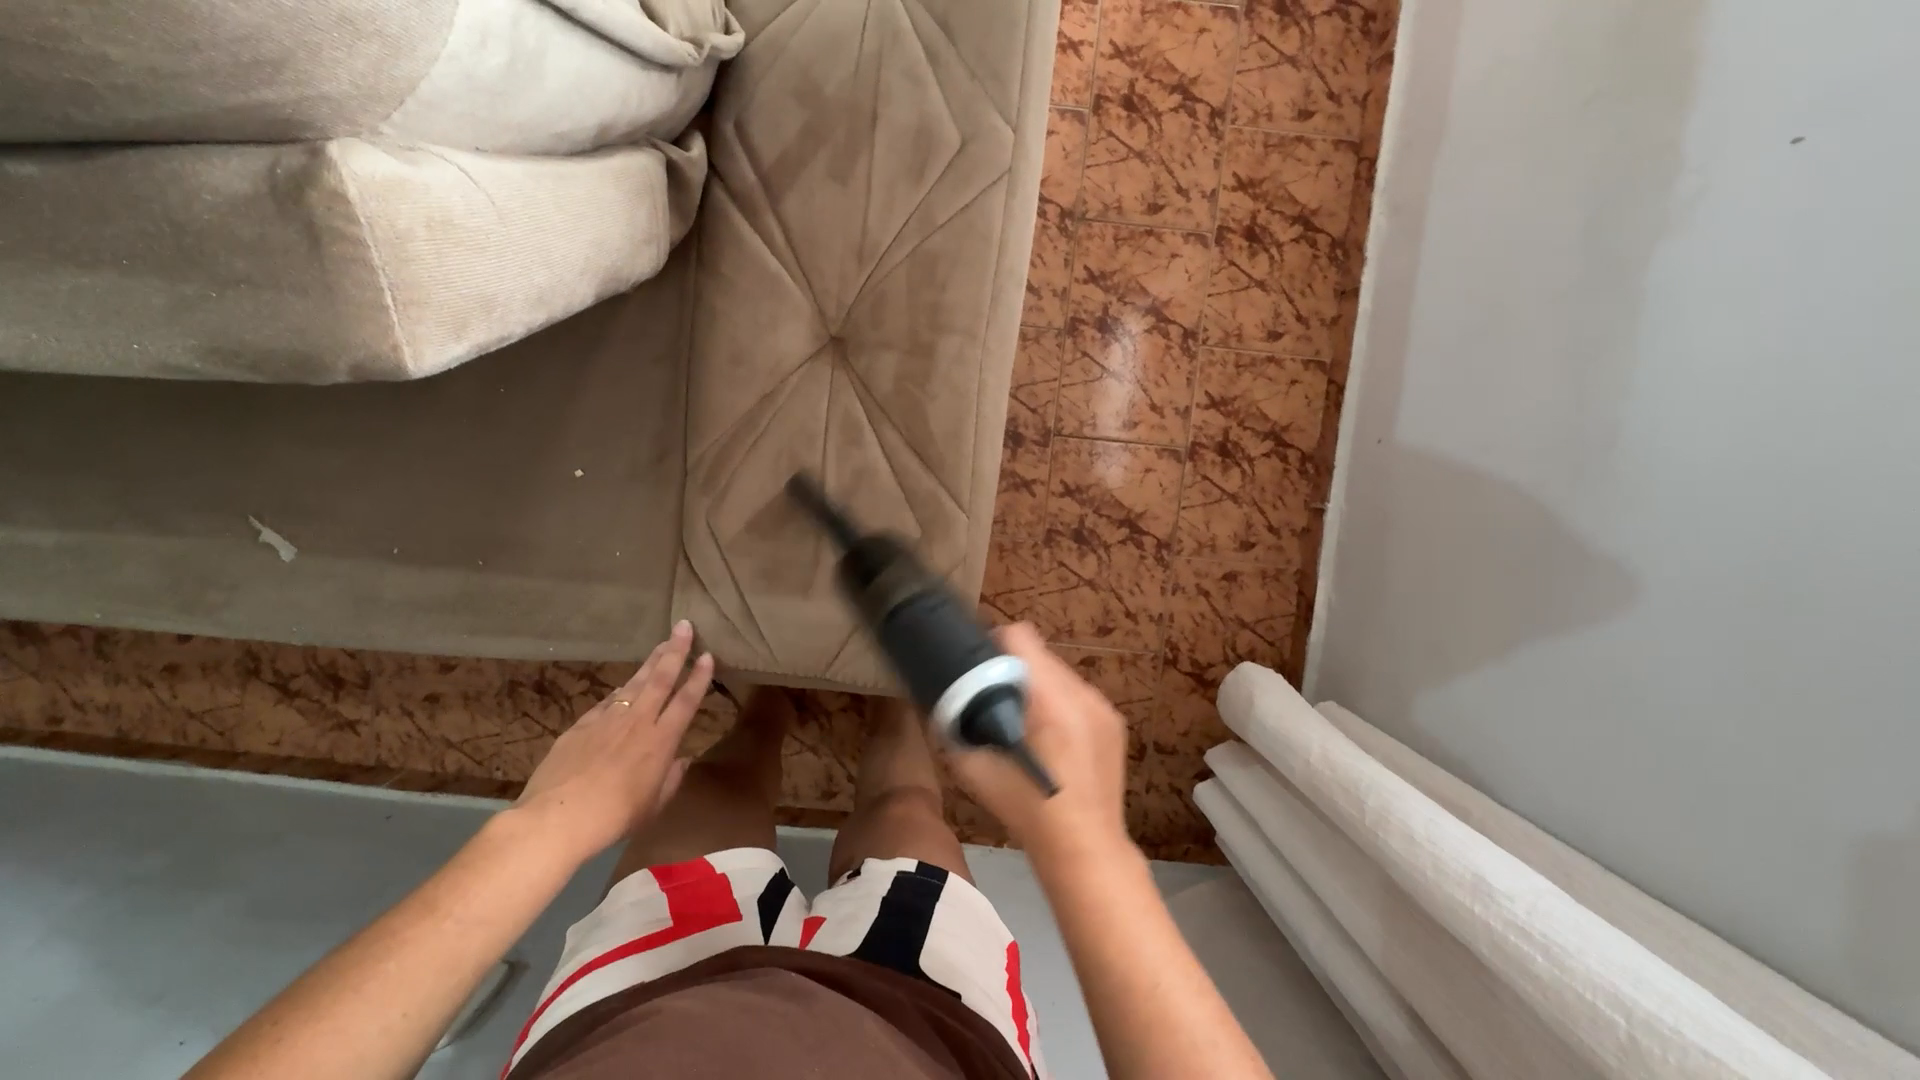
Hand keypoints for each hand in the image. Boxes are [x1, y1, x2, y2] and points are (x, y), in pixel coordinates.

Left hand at [511, 621, 712, 864]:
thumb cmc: (615, 817)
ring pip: (633, 683)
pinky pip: (607, 701)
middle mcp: (637, 722)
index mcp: (661, 741)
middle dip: (675, 651)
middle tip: (683, 626)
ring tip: (661, 644)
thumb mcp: (653, 805)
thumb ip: (670, 780)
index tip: (708, 655)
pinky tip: (624, 685)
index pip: (686, 701)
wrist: (558, 817)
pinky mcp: (581, 726)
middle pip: (661, 679)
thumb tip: (681, 760)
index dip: (699, 677)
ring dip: (650, 662)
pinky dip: (620, 689)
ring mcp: (607, 720)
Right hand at [946, 623, 1135, 870]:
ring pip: (1061, 675)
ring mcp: (1102, 708)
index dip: (995, 643)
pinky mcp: (1114, 723)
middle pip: (1041, 654)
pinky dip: (1060, 705)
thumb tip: (939, 707)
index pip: (1020, 637)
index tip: (980, 665)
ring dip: (1039, 687)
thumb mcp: (975, 772)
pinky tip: (1051, 739)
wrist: (1085, 849)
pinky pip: (1078, 697)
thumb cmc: (1027, 811)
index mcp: (1049, 700)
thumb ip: (954, 732)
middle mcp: (1081, 694)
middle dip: (1015, 669)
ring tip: (1023, 720)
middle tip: (995, 697)